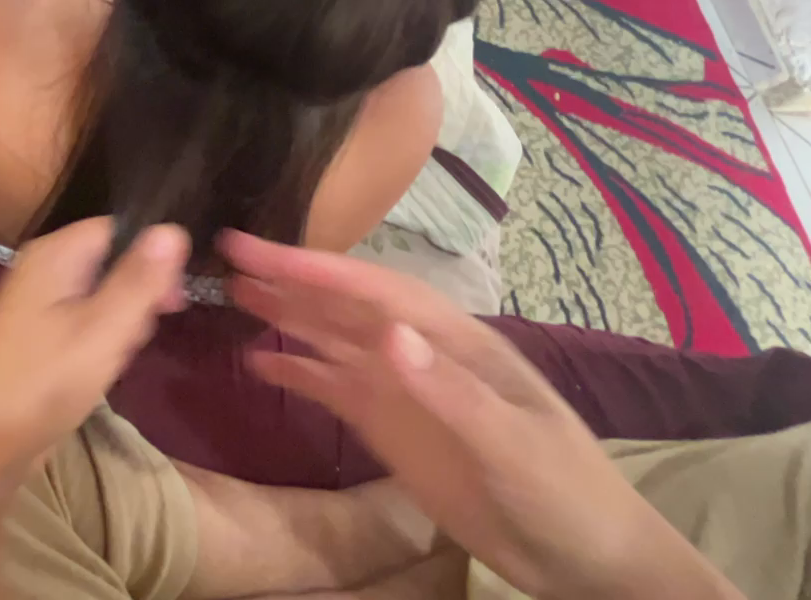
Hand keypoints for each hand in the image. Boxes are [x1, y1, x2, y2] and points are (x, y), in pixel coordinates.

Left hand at [0, 218, 188, 467]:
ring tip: (115, 356)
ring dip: (119, 321)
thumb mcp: (104, 329)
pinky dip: (98, 338)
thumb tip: (173, 229)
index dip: (151, 257)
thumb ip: (139, 280)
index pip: (117, 228)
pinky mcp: (35, 330)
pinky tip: (99, 368)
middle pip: (109, 259)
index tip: (172, 299)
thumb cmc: (45, 381)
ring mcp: (35, 298)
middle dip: (135, 295)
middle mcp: (42, 265)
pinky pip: (81, 317)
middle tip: (138, 335)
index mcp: (54, 252)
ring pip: (99, 293)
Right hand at [221, 230, 739, 599]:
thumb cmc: (563, 492)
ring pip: (328, 337)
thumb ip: (449, 390)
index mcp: (447, 337)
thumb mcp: (513, 445)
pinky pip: (329, 386)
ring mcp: (396, 385)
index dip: (310, 267)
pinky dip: (294, 370)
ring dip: (284, 313)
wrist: (583, 562)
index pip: (369, 290)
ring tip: (233, 294)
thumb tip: (386, 334)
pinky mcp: (384, 421)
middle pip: (340, 304)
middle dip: (287, 277)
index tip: (254, 248)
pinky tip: (258, 361)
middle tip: (228, 254)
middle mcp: (412, 348)